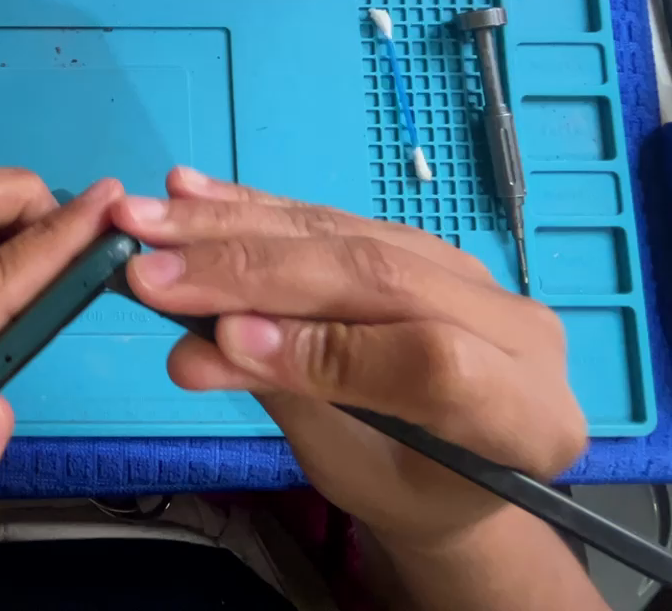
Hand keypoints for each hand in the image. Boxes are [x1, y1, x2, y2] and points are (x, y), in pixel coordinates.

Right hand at [111, 167, 585, 550]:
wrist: (445, 459)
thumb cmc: (402, 482)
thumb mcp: (348, 467)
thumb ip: (283, 396)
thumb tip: (192, 350)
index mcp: (524, 413)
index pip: (432, 362)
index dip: (324, 347)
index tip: (222, 338)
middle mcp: (503, 319)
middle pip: (366, 274)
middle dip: (243, 269)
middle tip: (146, 267)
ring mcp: (451, 265)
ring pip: (329, 231)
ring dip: (225, 223)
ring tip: (147, 218)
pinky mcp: (400, 236)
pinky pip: (317, 213)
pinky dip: (243, 204)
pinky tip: (188, 190)